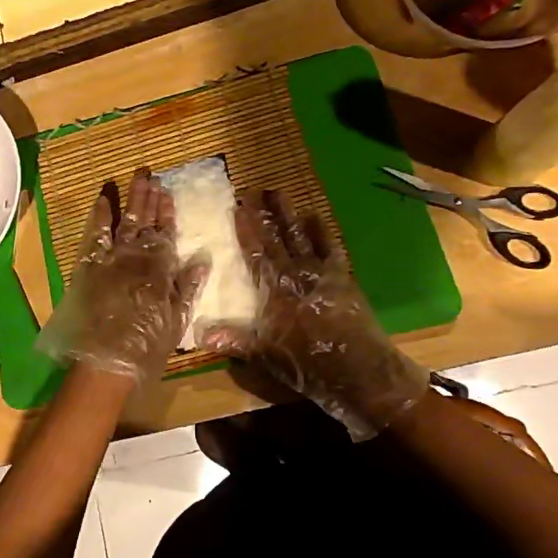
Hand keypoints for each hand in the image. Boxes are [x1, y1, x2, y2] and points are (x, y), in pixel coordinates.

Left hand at [37, 170, 209, 381]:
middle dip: (150, 197)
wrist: (108, 360)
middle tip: (152, 175)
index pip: (167, 234)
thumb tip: (202, 260)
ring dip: (131, 199)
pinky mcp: (91, 265)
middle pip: (146, 221)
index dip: (168, 214)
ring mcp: (113, 258)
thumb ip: (188, 287)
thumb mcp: (177, 318)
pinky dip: (101, 215)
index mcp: (161, 268)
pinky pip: (96, 234)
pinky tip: (104, 197)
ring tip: (137, 178)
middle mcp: (138, 256)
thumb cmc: (147, 344)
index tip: (169, 194)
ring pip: (125, 221)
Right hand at [203, 191, 428, 437]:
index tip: (239, 206)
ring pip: (302, 238)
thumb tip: (198, 335)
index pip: (256, 254)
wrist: (359, 369)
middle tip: (257, 189)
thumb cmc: (308, 364)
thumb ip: (235, 341)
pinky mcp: (343, 279)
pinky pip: (331, 249)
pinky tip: (316, 217)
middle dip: (266, 214)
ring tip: (281, 194)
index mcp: (275, 291)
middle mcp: (297, 275)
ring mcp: (323, 274)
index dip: (247, 230)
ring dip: (290, 216)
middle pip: (279, 239)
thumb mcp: (266, 356)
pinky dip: (322, 233)